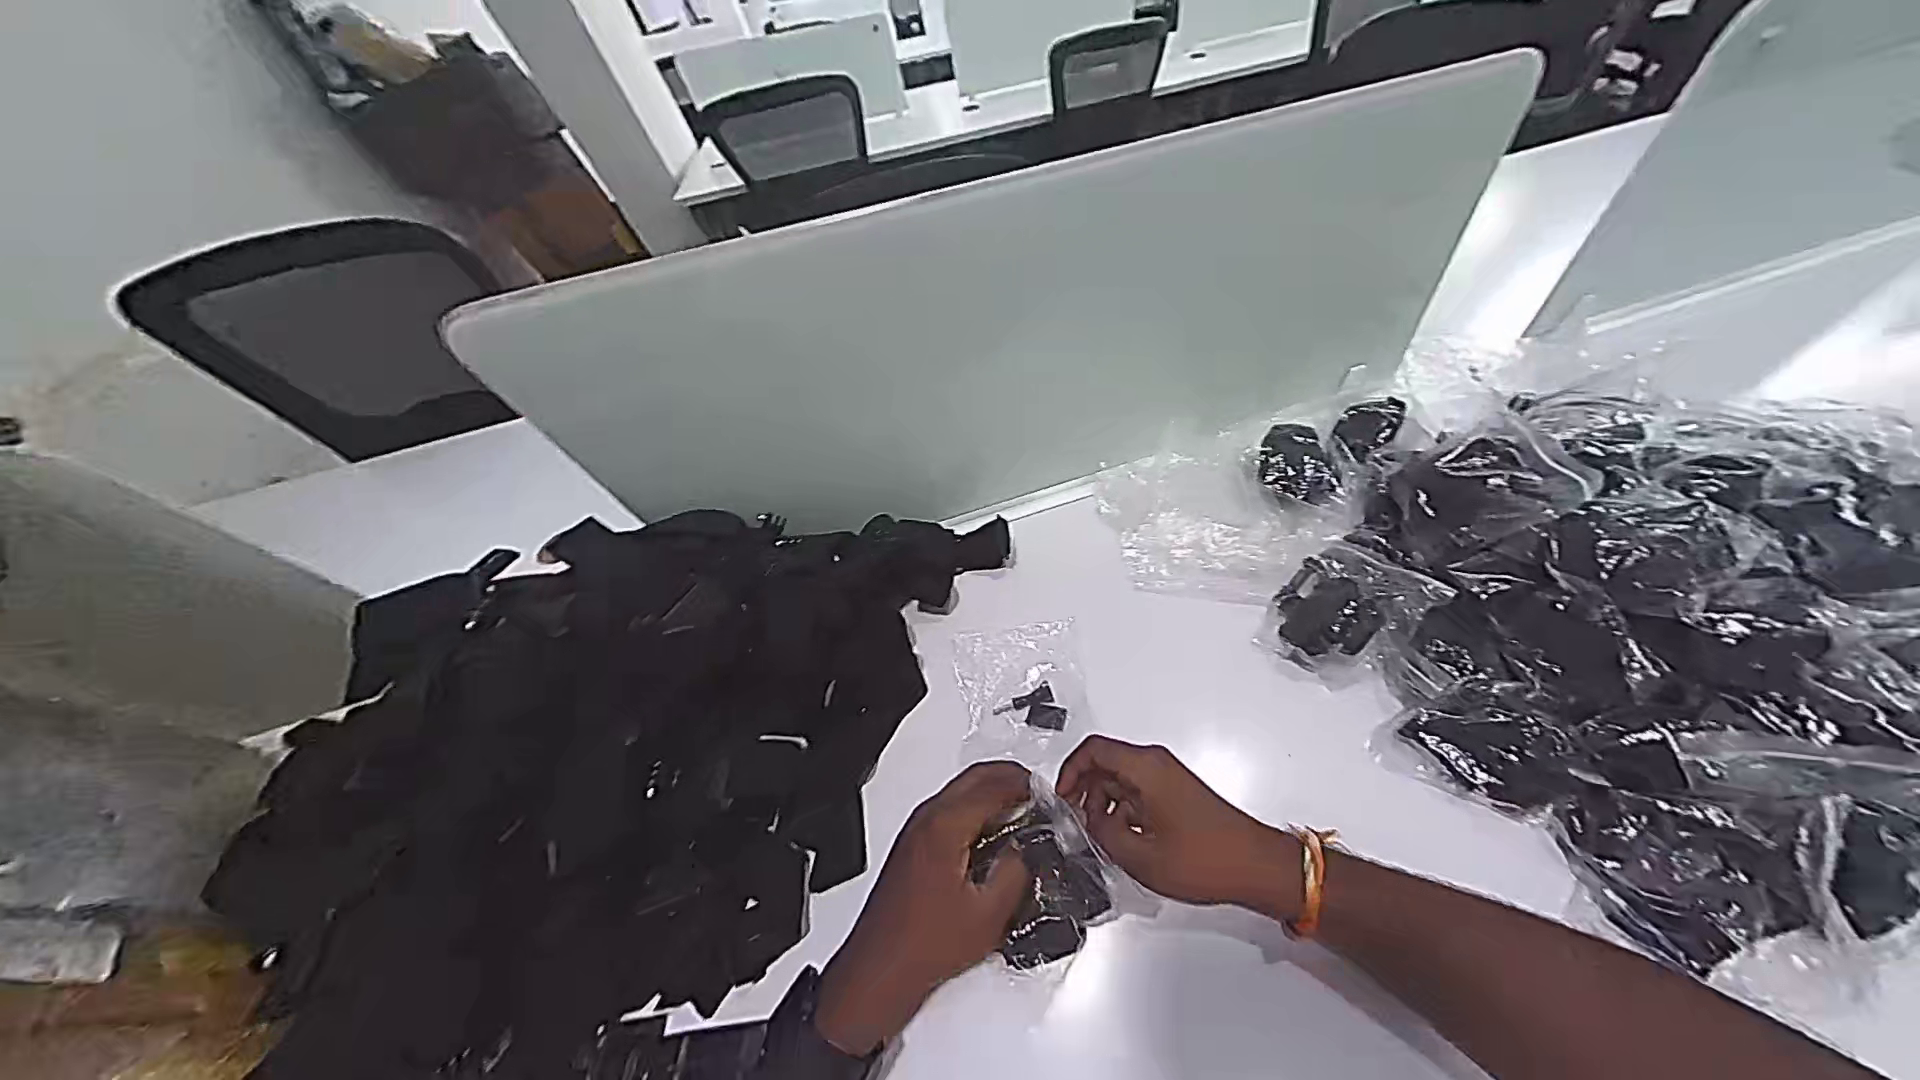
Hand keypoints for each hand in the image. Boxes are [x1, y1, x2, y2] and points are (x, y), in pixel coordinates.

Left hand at [815, 761, 1034, 1054]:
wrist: (881, 969)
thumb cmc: (921, 946)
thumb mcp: (989, 916)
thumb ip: (1015, 873)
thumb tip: (1024, 851)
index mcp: (945, 826)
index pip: (992, 785)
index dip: (1025, 786)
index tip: (1045, 795)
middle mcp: (927, 818)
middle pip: (975, 776)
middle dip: (1009, 779)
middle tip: (1035, 794)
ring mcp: (916, 828)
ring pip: (961, 789)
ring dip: (992, 792)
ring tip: (1020, 813)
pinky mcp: (913, 842)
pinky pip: (950, 808)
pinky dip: (975, 808)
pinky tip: (992, 834)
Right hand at [1056, 735, 1299, 917]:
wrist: (1257, 867)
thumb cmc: (1210, 858)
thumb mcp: (1140, 855)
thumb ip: (1103, 834)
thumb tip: (1088, 823)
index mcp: (1145, 767)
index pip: (1093, 749)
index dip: (1070, 771)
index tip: (1063, 796)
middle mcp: (1156, 763)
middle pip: (1104, 762)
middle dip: (1085, 791)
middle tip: (1078, 820)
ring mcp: (1167, 776)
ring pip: (1119, 777)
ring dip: (1104, 803)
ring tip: (1102, 837)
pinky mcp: (1175, 791)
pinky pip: (1137, 790)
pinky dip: (1123, 809)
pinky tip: (1124, 839)